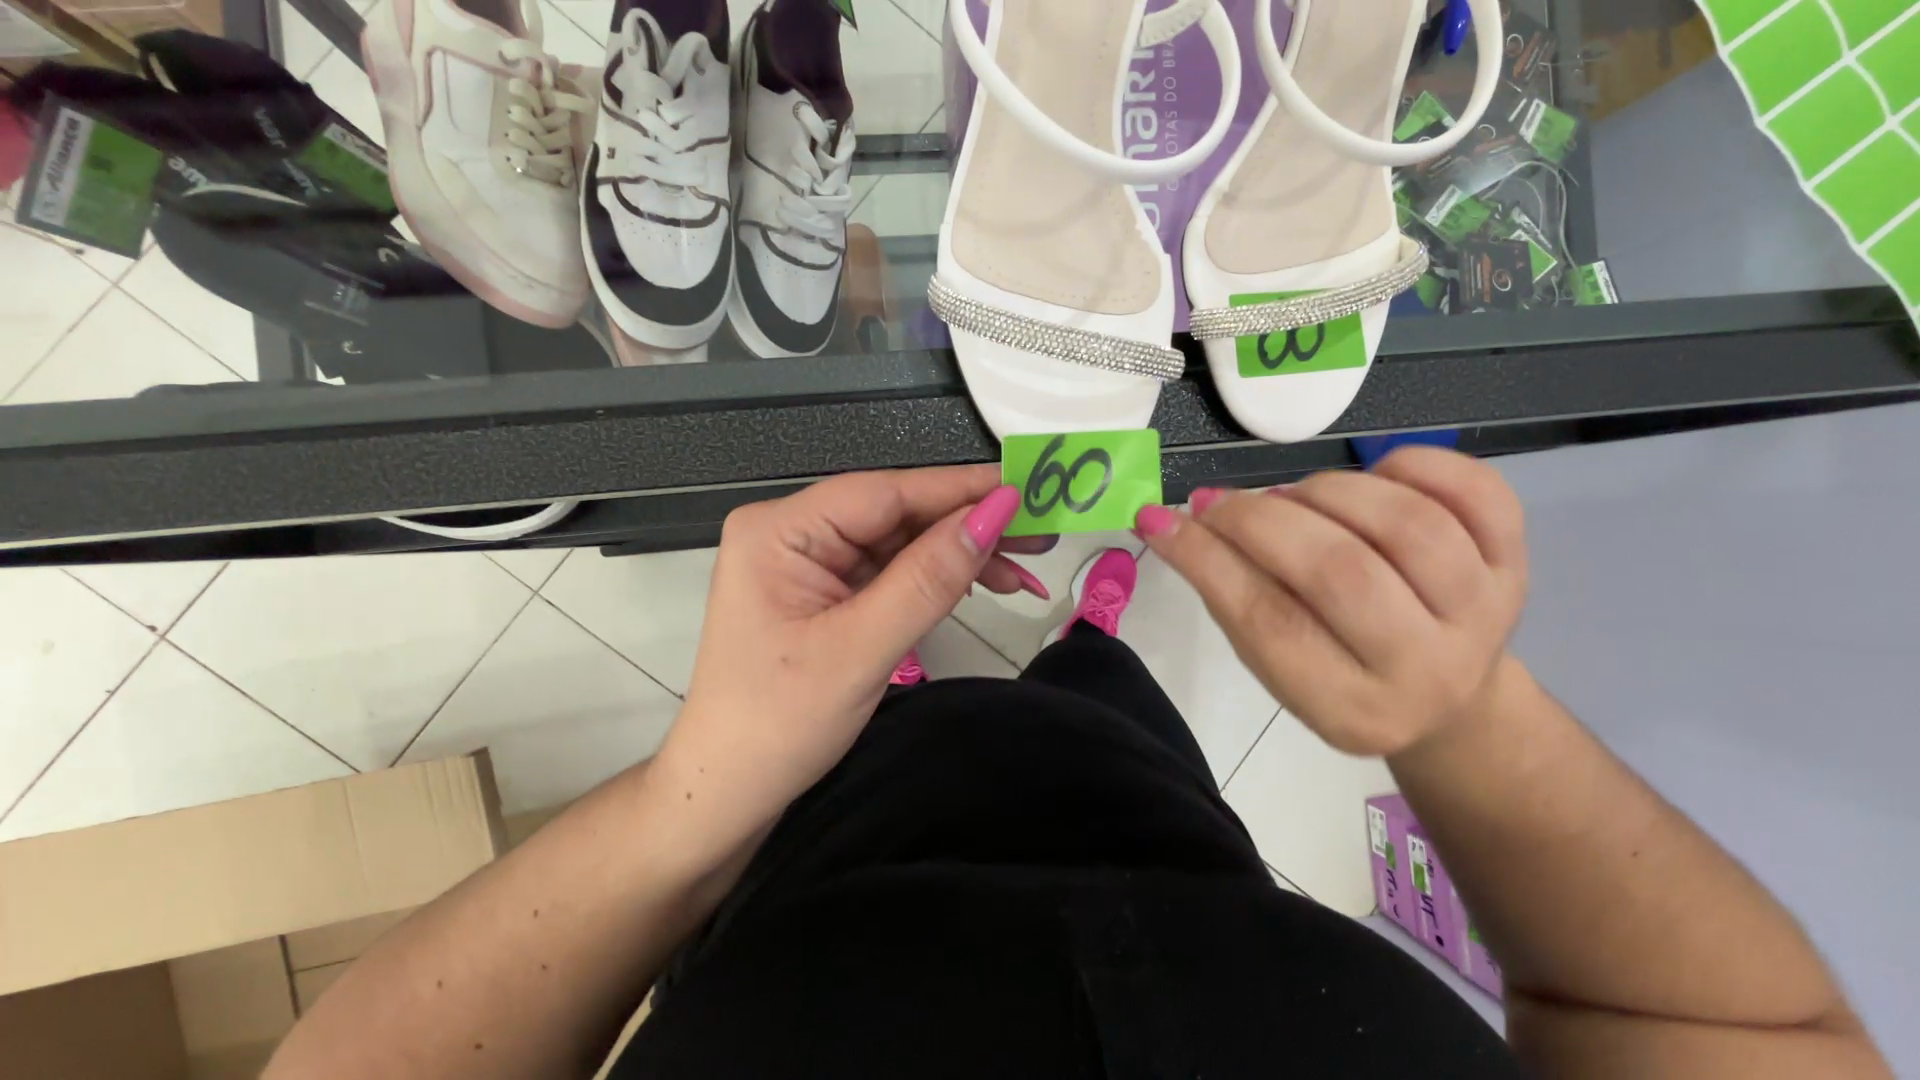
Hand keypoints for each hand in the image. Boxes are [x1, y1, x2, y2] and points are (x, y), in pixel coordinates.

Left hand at [650, 466, 1046, 856]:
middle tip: (1040, 535)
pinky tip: (982, 584)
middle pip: (896, 513)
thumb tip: (995, 513)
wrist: (730, 792)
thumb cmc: (779, 725)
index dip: (959, 490)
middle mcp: (792, 533)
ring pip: (900, 542)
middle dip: (967, 525)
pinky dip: (937, 580)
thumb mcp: (861, 649)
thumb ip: (929, 578)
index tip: (1026, 491)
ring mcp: (809, 564)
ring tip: (1025, 568)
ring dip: (960, 554)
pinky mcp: (826, 593)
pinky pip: (891, 572)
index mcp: (780, 530)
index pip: (885, 492)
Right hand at [1135, 447, 1527, 757]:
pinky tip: (1371, 476)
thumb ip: (1232, 597)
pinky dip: (1410, 464)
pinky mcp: (1517, 561)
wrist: (1451, 698)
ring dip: (1324, 492)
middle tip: (1218, 502)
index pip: (1269, 622)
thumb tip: (1175, 519)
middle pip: (1339, 570)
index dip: (1206, 561)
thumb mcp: (1277, 664)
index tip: (1159, 519)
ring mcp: (1485, 610)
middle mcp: (1428, 667)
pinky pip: (1474, 490)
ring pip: (1404, 522)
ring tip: (1289, 497)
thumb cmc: (1340, 675)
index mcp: (1355, 708)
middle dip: (1260, 519)